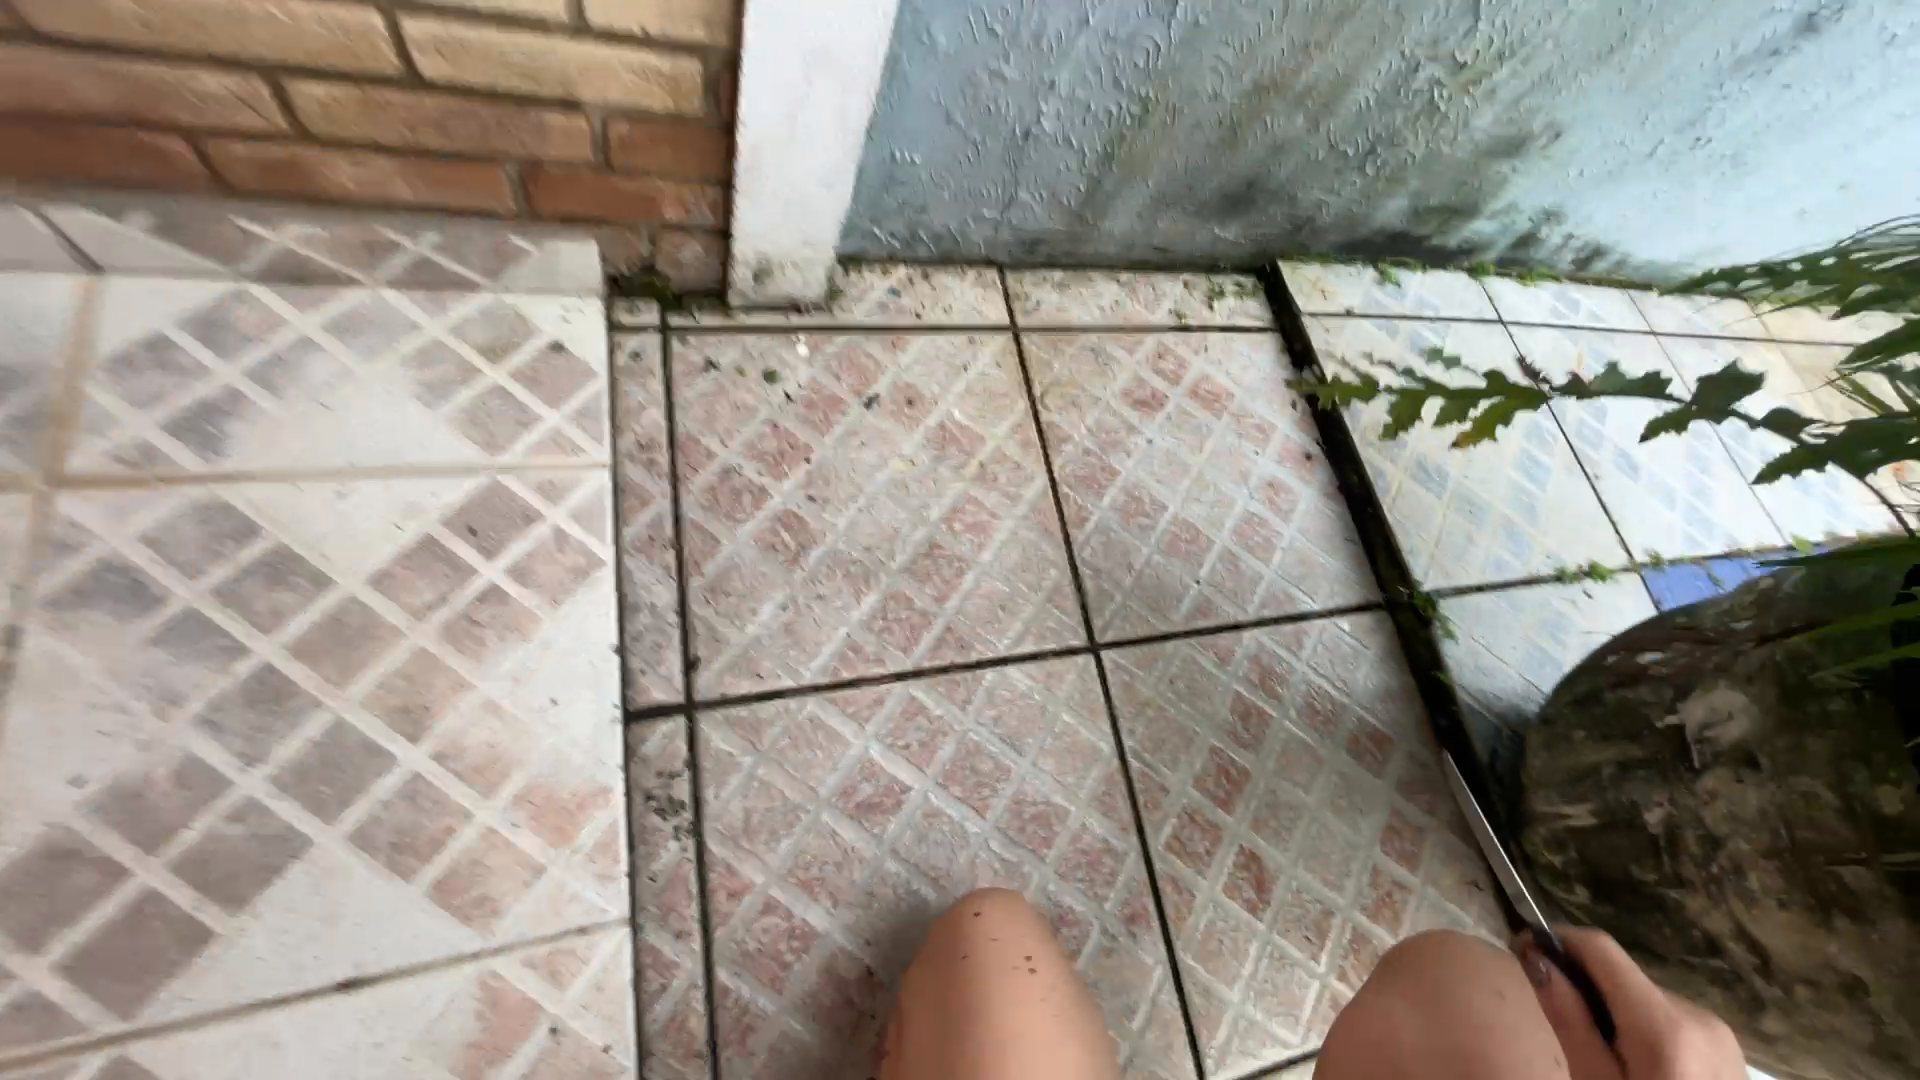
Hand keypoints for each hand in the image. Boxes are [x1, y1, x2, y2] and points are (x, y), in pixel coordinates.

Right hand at [1513, 926, 1744, 1079]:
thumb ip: (1567, 1017)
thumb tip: (1534, 957)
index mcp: (1663, 1022)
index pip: (1599, 946)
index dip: (1554, 940)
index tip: (1521, 952)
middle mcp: (1697, 1013)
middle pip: (1619, 972)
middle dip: (1581, 983)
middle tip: (1557, 1018)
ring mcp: (1720, 1032)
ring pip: (1641, 995)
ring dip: (1610, 1006)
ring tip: (1600, 1051)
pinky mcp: (1729, 1050)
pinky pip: (1668, 1018)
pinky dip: (1639, 1025)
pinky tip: (1637, 1065)